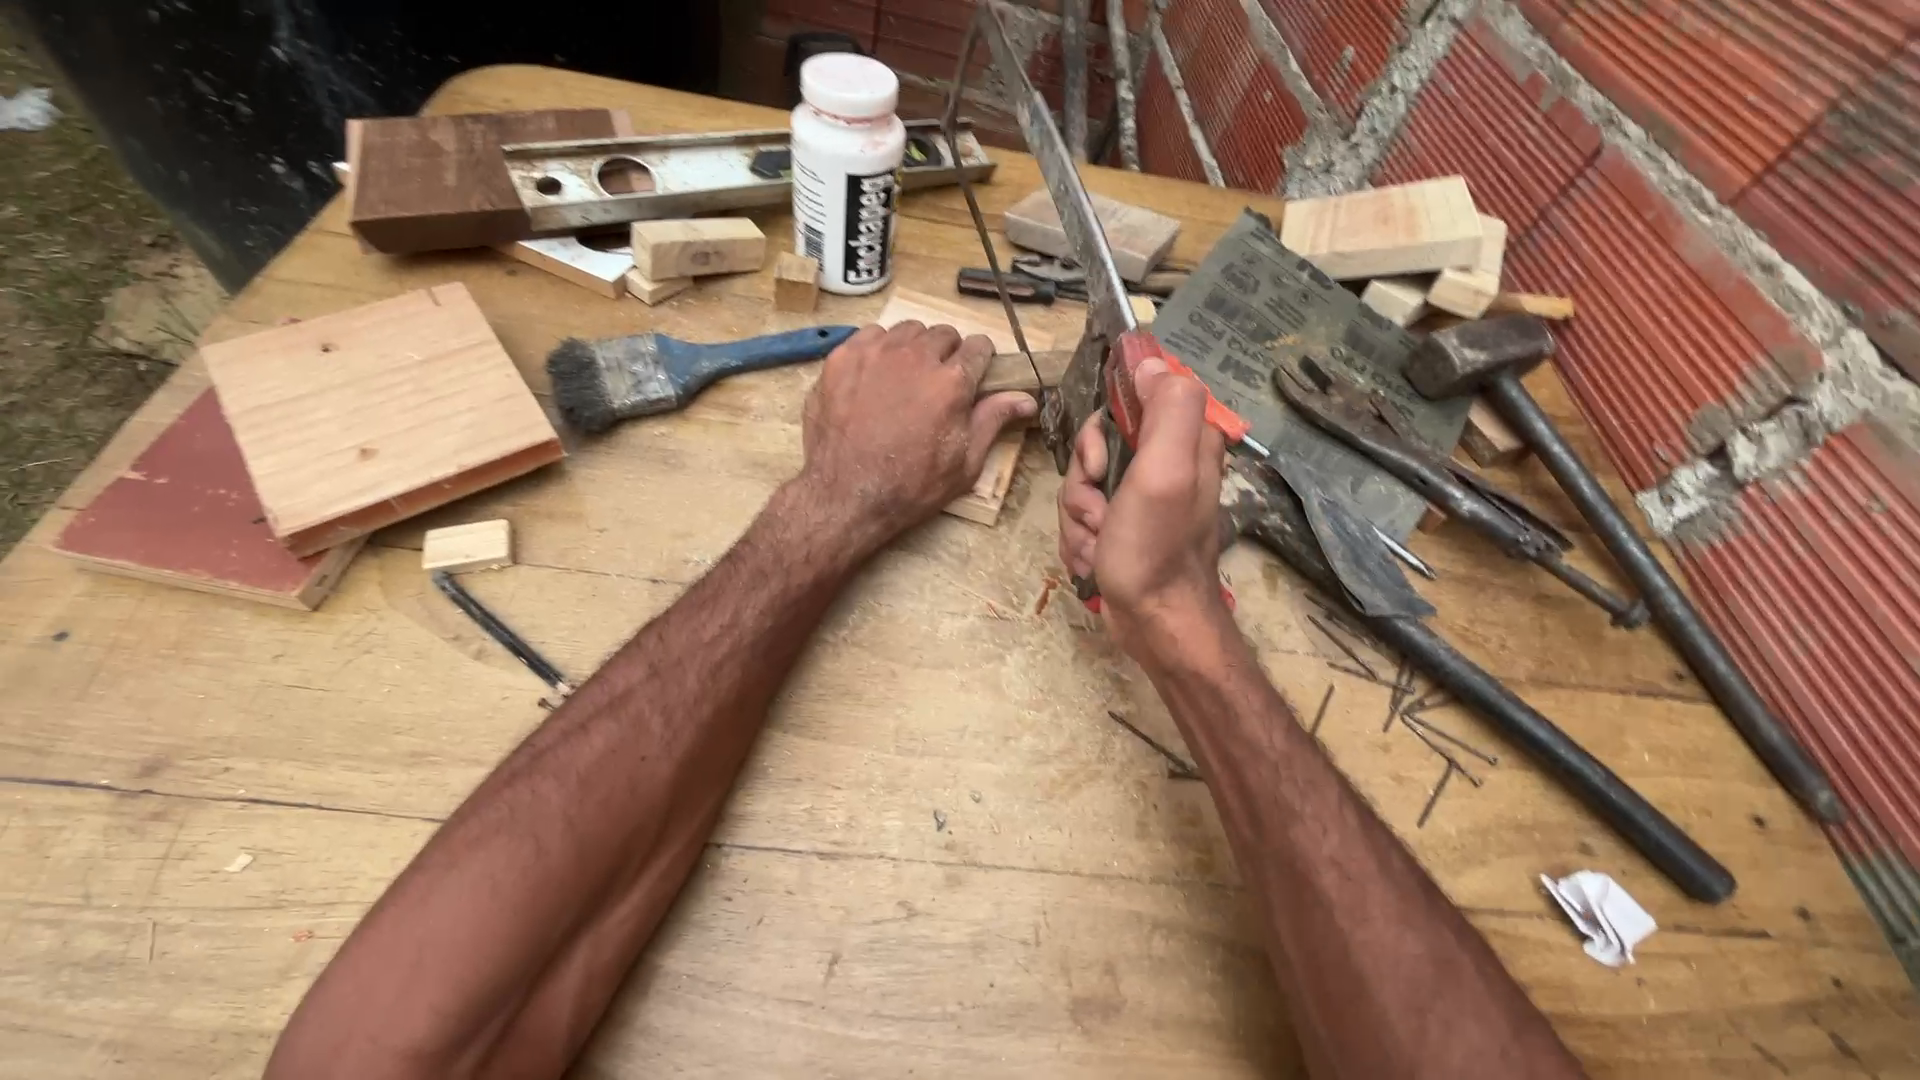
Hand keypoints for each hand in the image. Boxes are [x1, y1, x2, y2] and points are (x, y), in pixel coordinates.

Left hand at [795, 321, 1036, 552]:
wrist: (846, 496)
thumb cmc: (911, 486)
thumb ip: (993, 420)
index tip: (973, 378)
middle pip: (944, 334)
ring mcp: (876, 353)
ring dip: (913, 349)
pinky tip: (875, 378)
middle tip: (937, 386)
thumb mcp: (964, 463)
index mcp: (952, 382)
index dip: (980, 362)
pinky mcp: (843, 357)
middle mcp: (916, 357)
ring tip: (906, 380)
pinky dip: (879, 350)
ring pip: (907, 331)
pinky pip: (870, 336)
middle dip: (947, 355)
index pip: (979, 347)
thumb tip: (1027, 398)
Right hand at [1057, 358, 1228, 656]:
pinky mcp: (1121, 529)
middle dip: (1083, 485)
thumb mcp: (1166, 471)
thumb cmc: (1157, 549)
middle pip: (1096, 447)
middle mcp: (1164, 465)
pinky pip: (1081, 518)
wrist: (1153, 622)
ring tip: (1100, 546)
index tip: (1099, 463)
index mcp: (1184, 442)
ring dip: (1079, 519)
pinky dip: (1081, 541)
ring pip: (1081, 486)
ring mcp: (1139, 500)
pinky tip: (1096, 560)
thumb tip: (1150, 360)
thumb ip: (1166, 409)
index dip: (1102, 431)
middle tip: (1100, 512)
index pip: (1129, 403)